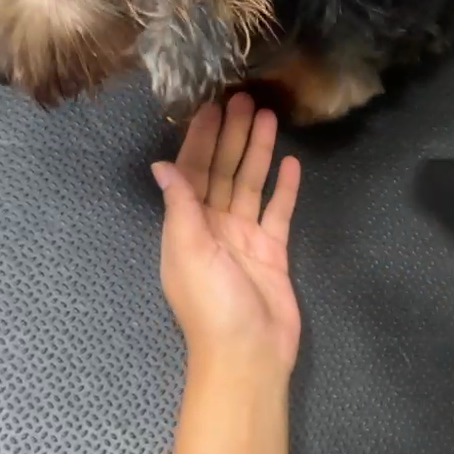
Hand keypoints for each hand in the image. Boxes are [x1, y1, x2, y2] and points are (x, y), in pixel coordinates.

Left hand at [152, 93, 302, 373]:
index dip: (199, 140)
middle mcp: (213, 227)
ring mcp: (245, 239)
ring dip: (258, 154)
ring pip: (251, 186)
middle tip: (245, 99)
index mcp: (186, 227)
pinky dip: (284, 190)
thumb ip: (181, 207)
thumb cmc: (212, 305)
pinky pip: (278, 212)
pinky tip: (292, 164)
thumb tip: (162, 165)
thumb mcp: (189, 252)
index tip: (210, 107)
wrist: (248, 354)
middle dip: (231, 137)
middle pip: (222, 172)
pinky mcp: (273, 251)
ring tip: (270, 119)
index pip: (191, 173)